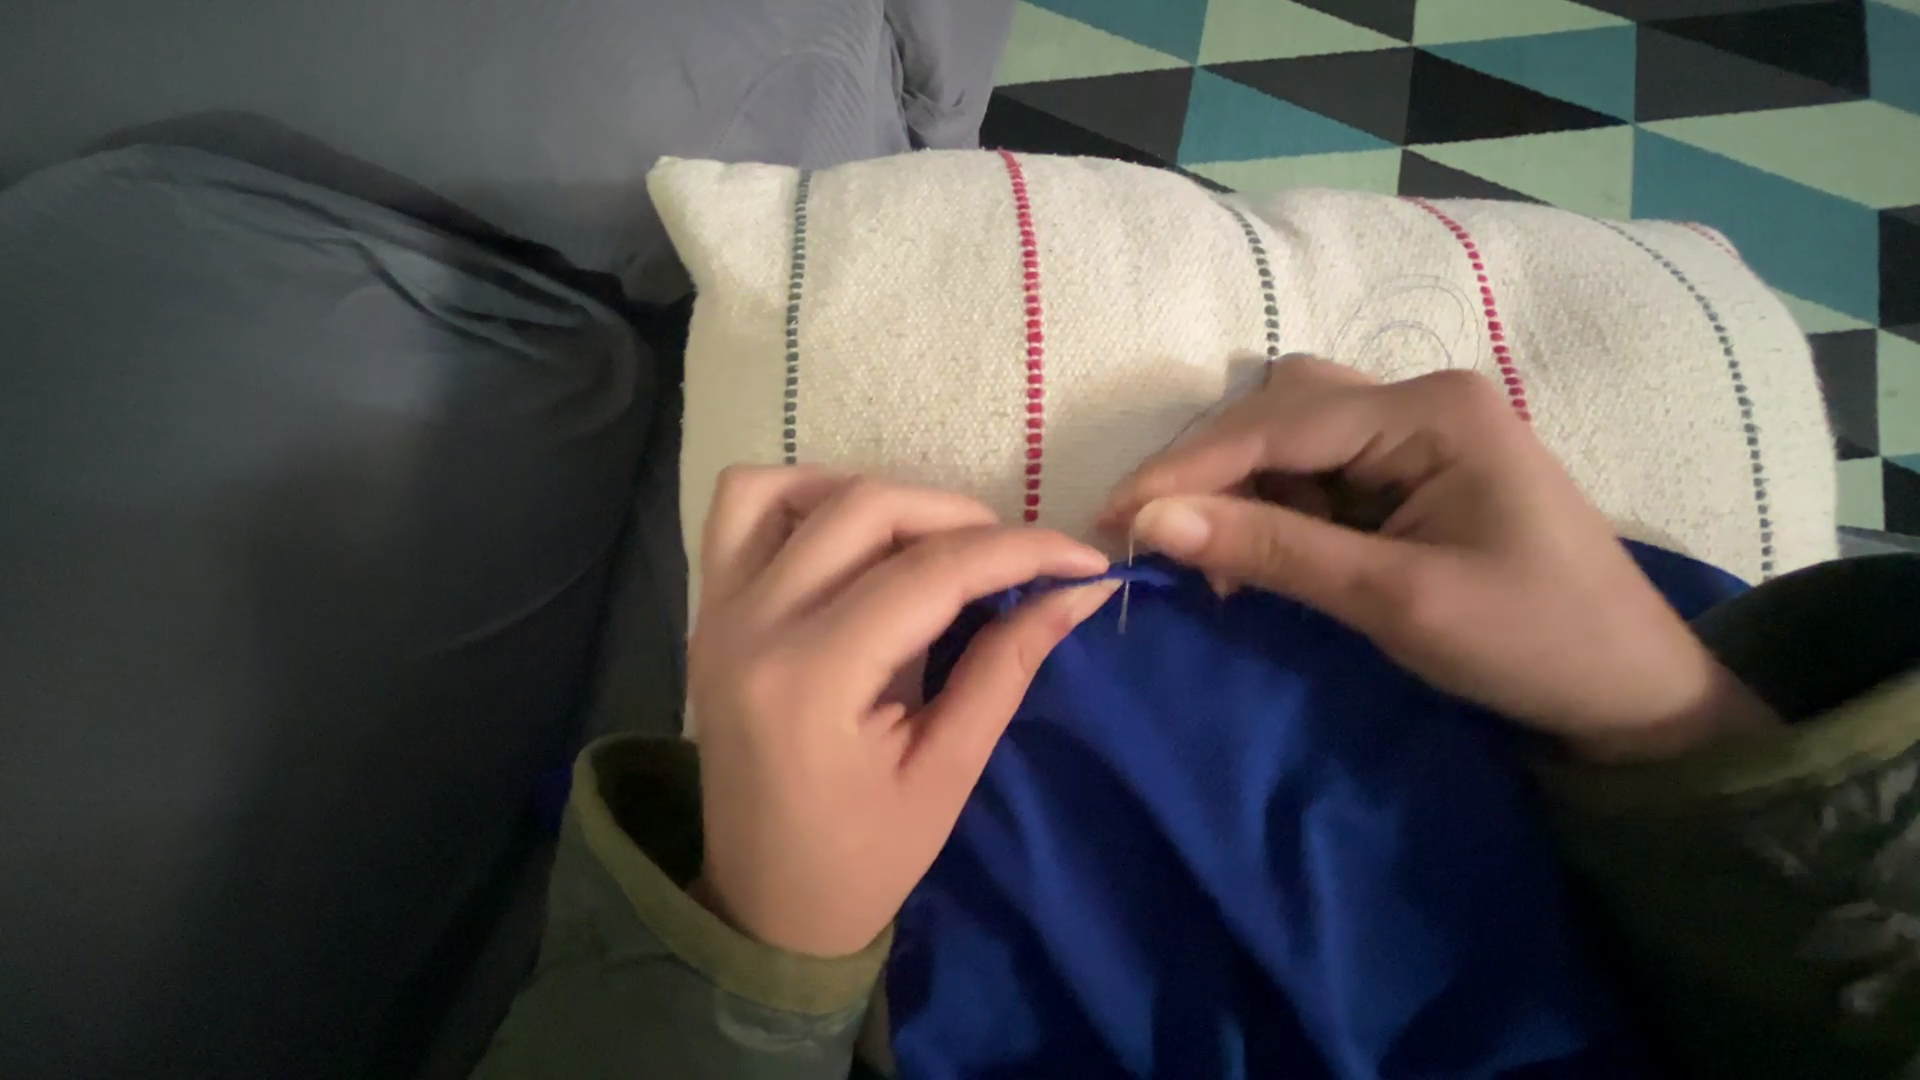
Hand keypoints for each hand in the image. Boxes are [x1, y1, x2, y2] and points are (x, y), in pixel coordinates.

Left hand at [688, 466, 1115, 955]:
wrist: (764, 904)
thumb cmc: (864, 859)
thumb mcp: (949, 772)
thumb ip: (1008, 666)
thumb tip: (1080, 591)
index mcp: (812, 681)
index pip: (930, 574)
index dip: (1020, 552)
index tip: (1084, 558)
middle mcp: (751, 625)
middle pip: (866, 509)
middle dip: (960, 517)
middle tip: (1014, 560)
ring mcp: (718, 610)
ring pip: (795, 489)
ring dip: (880, 498)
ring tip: (934, 541)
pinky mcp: (709, 609)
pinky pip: (742, 509)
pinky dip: (805, 496)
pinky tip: (855, 537)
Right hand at [1101, 356, 1776, 762]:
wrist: (1626, 695)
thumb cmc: (1531, 642)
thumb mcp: (1393, 598)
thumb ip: (1270, 549)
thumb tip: (1151, 521)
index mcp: (1430, 411)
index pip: (1276, 424)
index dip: (1185, 468)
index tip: (1113, 516)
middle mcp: (1414, 401)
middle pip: (1273, 411)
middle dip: (1208, 472)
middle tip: (1158, 538)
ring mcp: (1407, 435)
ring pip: (1281, 436)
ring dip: (1235, 489)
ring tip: (1217, 559)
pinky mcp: (1397, 473)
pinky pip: (1304, 471)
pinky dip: (1265, 508)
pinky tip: (1258, 554)